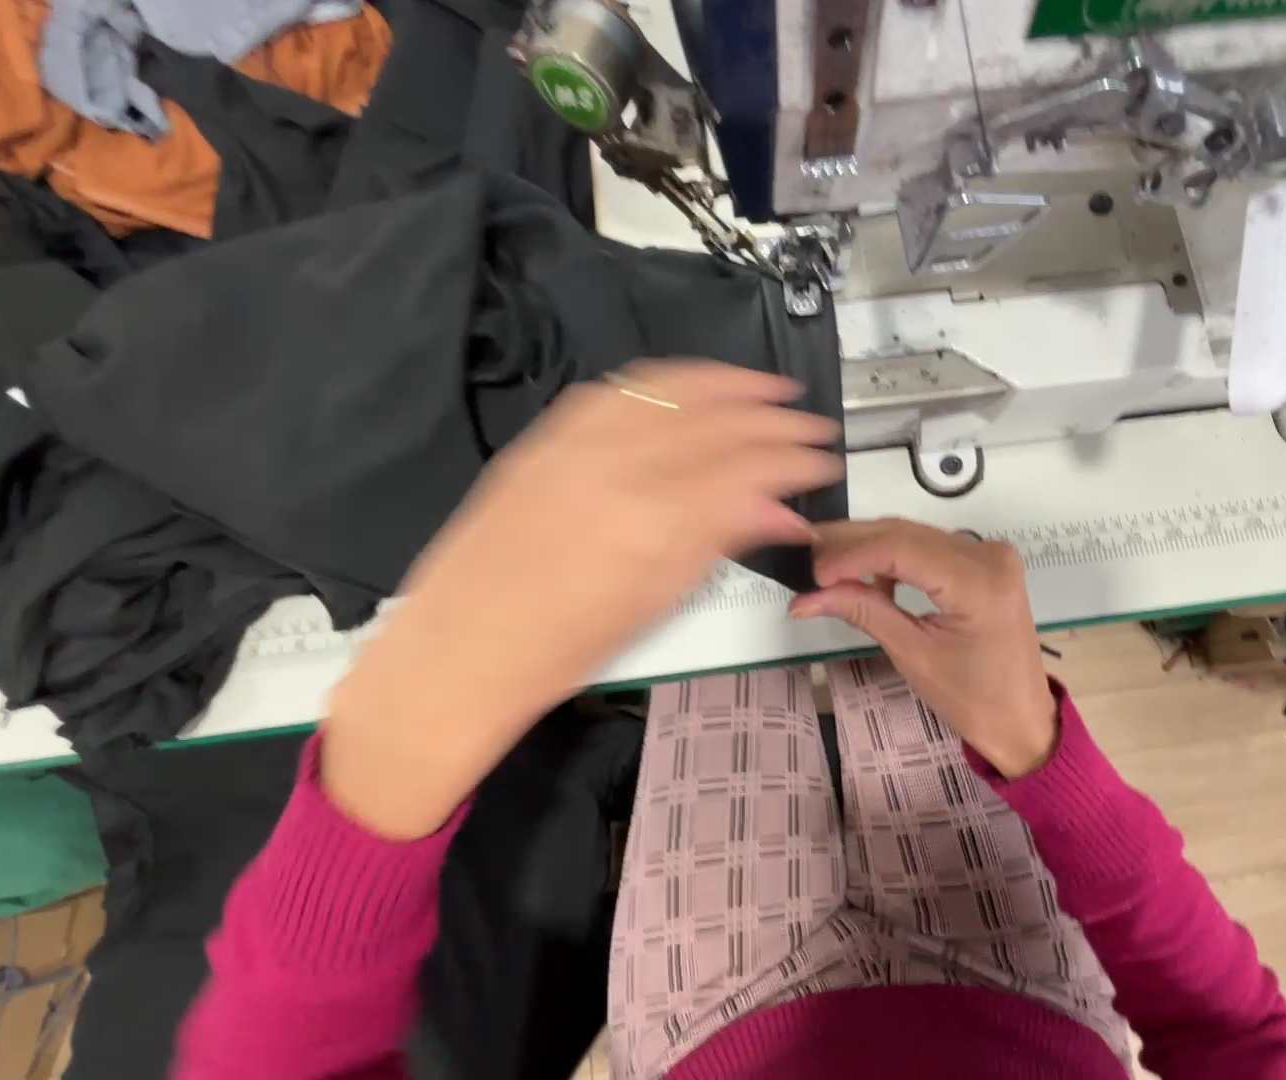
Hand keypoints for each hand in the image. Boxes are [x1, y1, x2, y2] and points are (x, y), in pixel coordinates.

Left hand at [326, 361, 842, 837]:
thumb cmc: (561, 648)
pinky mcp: (548, 438)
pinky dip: (669, 381)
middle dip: (776, 419)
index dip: (795, 461)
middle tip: (811, 424)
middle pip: (719, 422)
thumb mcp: (657, 603)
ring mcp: (577, 444)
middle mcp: (618, 468)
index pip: (748, 468)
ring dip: (729, 383)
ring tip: (767, 387)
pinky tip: (694, 386)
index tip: (821, 461)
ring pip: (673, 391)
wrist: (463, 649)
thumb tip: (780, 512)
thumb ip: (720, 540)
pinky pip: (620, 390)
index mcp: (654, 522)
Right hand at [789, 519, 1057, 777]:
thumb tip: (804, 597)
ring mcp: (990, 553)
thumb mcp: (912, 654)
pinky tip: (868, 577)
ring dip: (868, 548)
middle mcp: (989, 554)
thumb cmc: (972, 699)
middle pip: (905, 533)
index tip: (812, 574)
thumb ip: (863, 611)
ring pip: (914, 535)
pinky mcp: (985, 560)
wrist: (1022, 719)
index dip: (850, 555)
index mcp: (979, 582)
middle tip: (806, 560)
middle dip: (852, 544)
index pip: (901, 547)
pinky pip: (929, 547)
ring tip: (827, 568)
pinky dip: (894, 557)